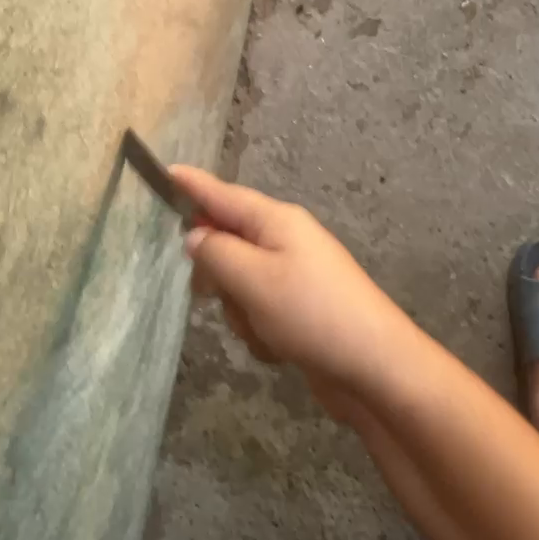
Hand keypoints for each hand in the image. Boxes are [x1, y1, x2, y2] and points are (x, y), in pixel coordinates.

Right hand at [170, 166, 418, 390]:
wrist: (374, 368)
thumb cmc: (311, 313)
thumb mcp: (252, 279)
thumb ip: (215, 253)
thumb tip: (194, 236)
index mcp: (275, 221)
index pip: (222, 195)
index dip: (192, 185)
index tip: (164, 171)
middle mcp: (285, 240)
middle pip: (227, 242)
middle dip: (216, 273)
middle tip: (211, 294)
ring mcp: (294, 275)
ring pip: (238, 283)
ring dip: (239, 310)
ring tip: (261, 329)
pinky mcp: (299, 309)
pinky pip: (259, 310)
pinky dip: (259, 330)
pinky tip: (277, 349)